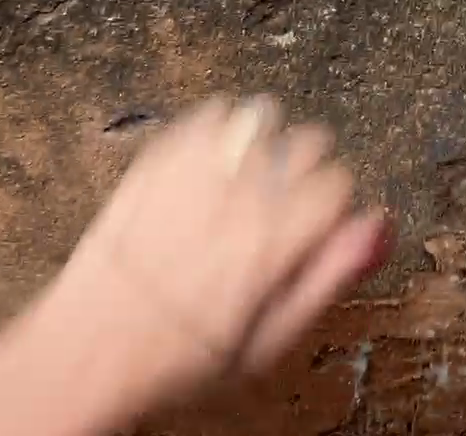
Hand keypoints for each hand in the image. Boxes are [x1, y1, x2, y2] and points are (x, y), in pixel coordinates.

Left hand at [41, 95, 390, 403]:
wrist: (88, 347)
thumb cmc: (178, 355)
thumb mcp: (269, 338)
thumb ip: (330, 275)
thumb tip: (378, 226)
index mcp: (275, 236)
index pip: (339, 182)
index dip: (330, 206)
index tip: (313, 223)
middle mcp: (243, 190)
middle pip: (311, 139)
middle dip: (305, 169)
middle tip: (279, 205)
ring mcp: (200, 166)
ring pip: (266, 115)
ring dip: (267, 141)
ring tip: (248, 177)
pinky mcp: (164, 153)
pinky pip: (214, 111)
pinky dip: (222, 128)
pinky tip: (215, 164)